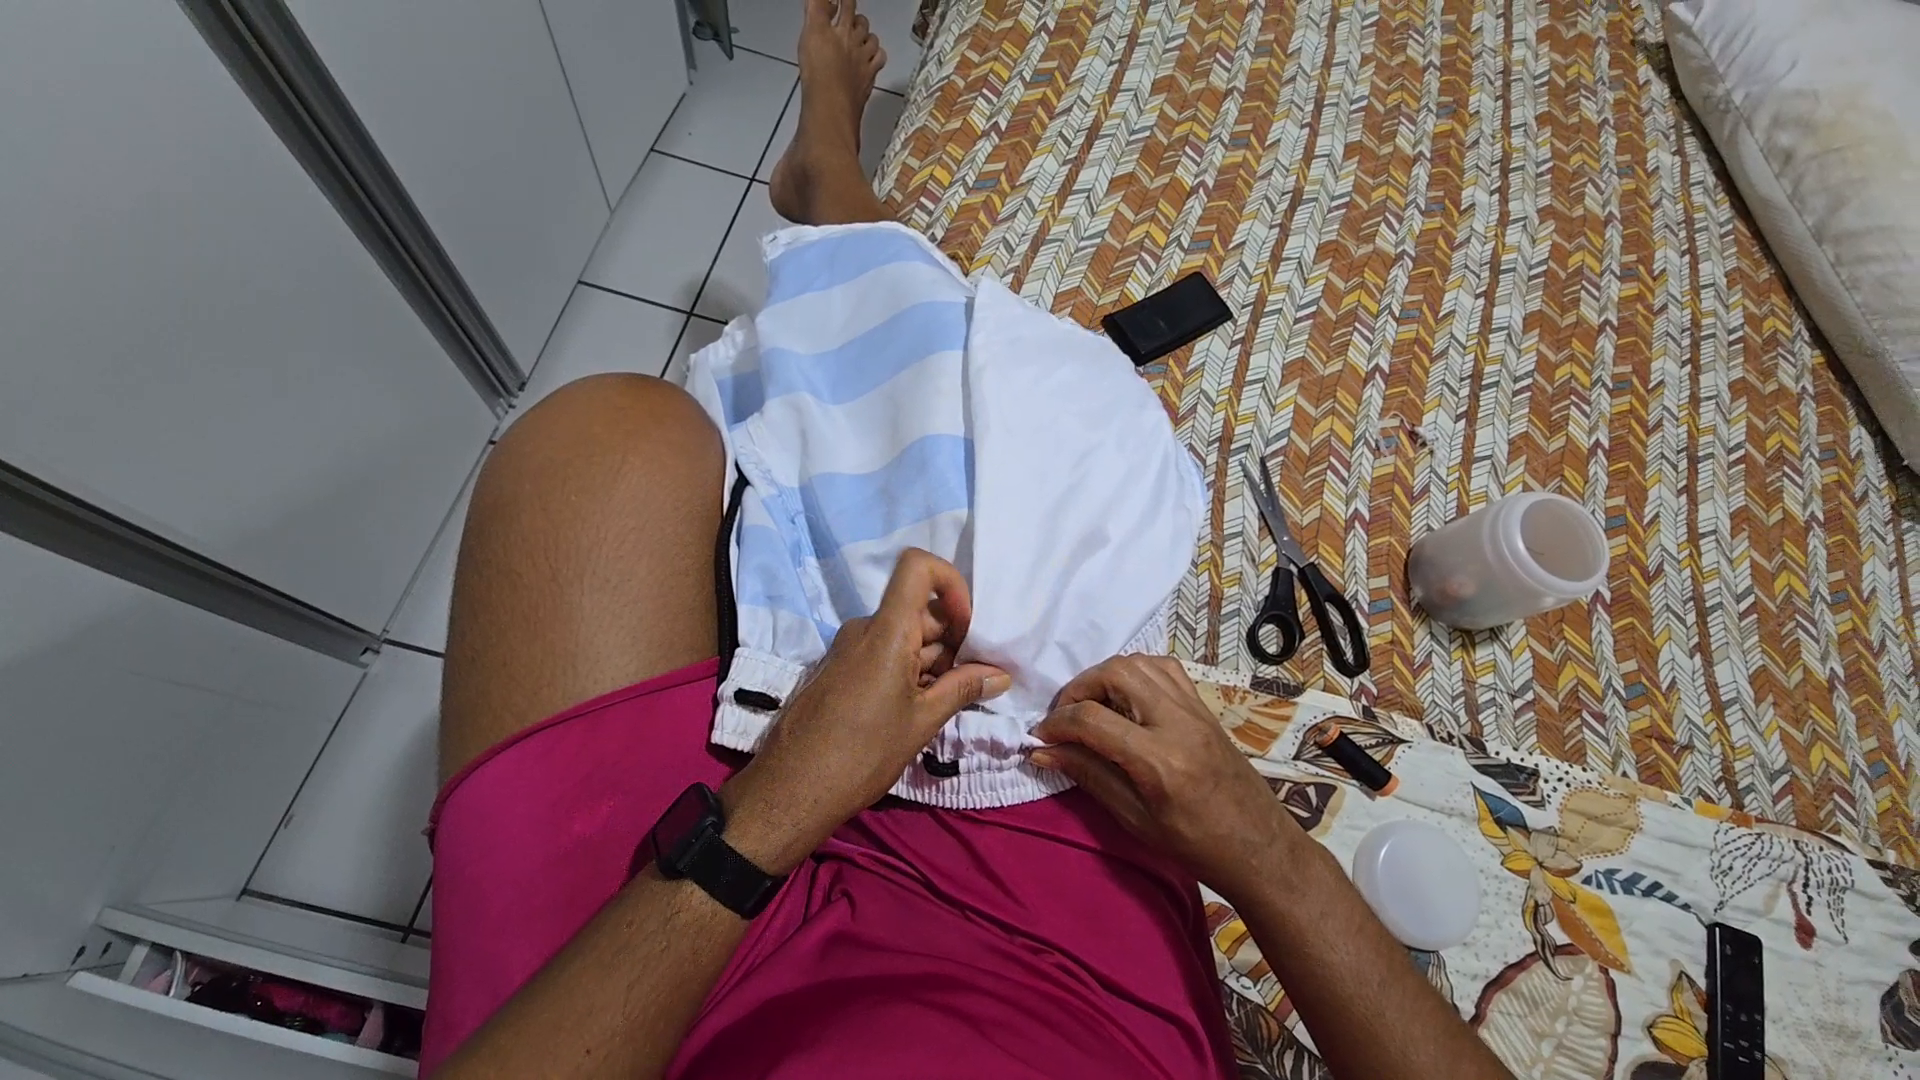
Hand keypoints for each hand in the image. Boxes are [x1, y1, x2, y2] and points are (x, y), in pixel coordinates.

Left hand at [720, 549, 1009, 872]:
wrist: (791, 790)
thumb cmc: (862, 754)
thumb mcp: (922, 722)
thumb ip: (962, 689)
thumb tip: (999, 675)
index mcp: (887, 630)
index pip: (918, 566)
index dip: (951, 584)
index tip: (968, 627)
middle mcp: (866, 628)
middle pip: (920, 608)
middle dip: (954, 635)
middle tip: (977, 675)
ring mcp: (850, 649)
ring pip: (906, 634)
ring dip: (936, 658)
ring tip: (957, 697)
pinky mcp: (842, 670)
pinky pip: (886, 653)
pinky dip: (912, 669)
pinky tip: (925, 706)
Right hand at [1028, 655, 1300, 903]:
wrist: (1258, 846)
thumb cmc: (1194, 844)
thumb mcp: (1134, 819)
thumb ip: (1088, 775)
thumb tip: (1042, 751)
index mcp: (1158, 760)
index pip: (1092, 719)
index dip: (1057, 724)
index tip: (1040, 738)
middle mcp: (1177, 722)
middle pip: (1116, 673)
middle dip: (1079, 688)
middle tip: (1065, 717)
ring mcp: (1194, 709)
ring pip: (1139, 662)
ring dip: (1105, 676)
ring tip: (1092, 706)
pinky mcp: (1203, 706)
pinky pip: (1164, 668)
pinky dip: (1135, 672)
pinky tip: (1125, 698)